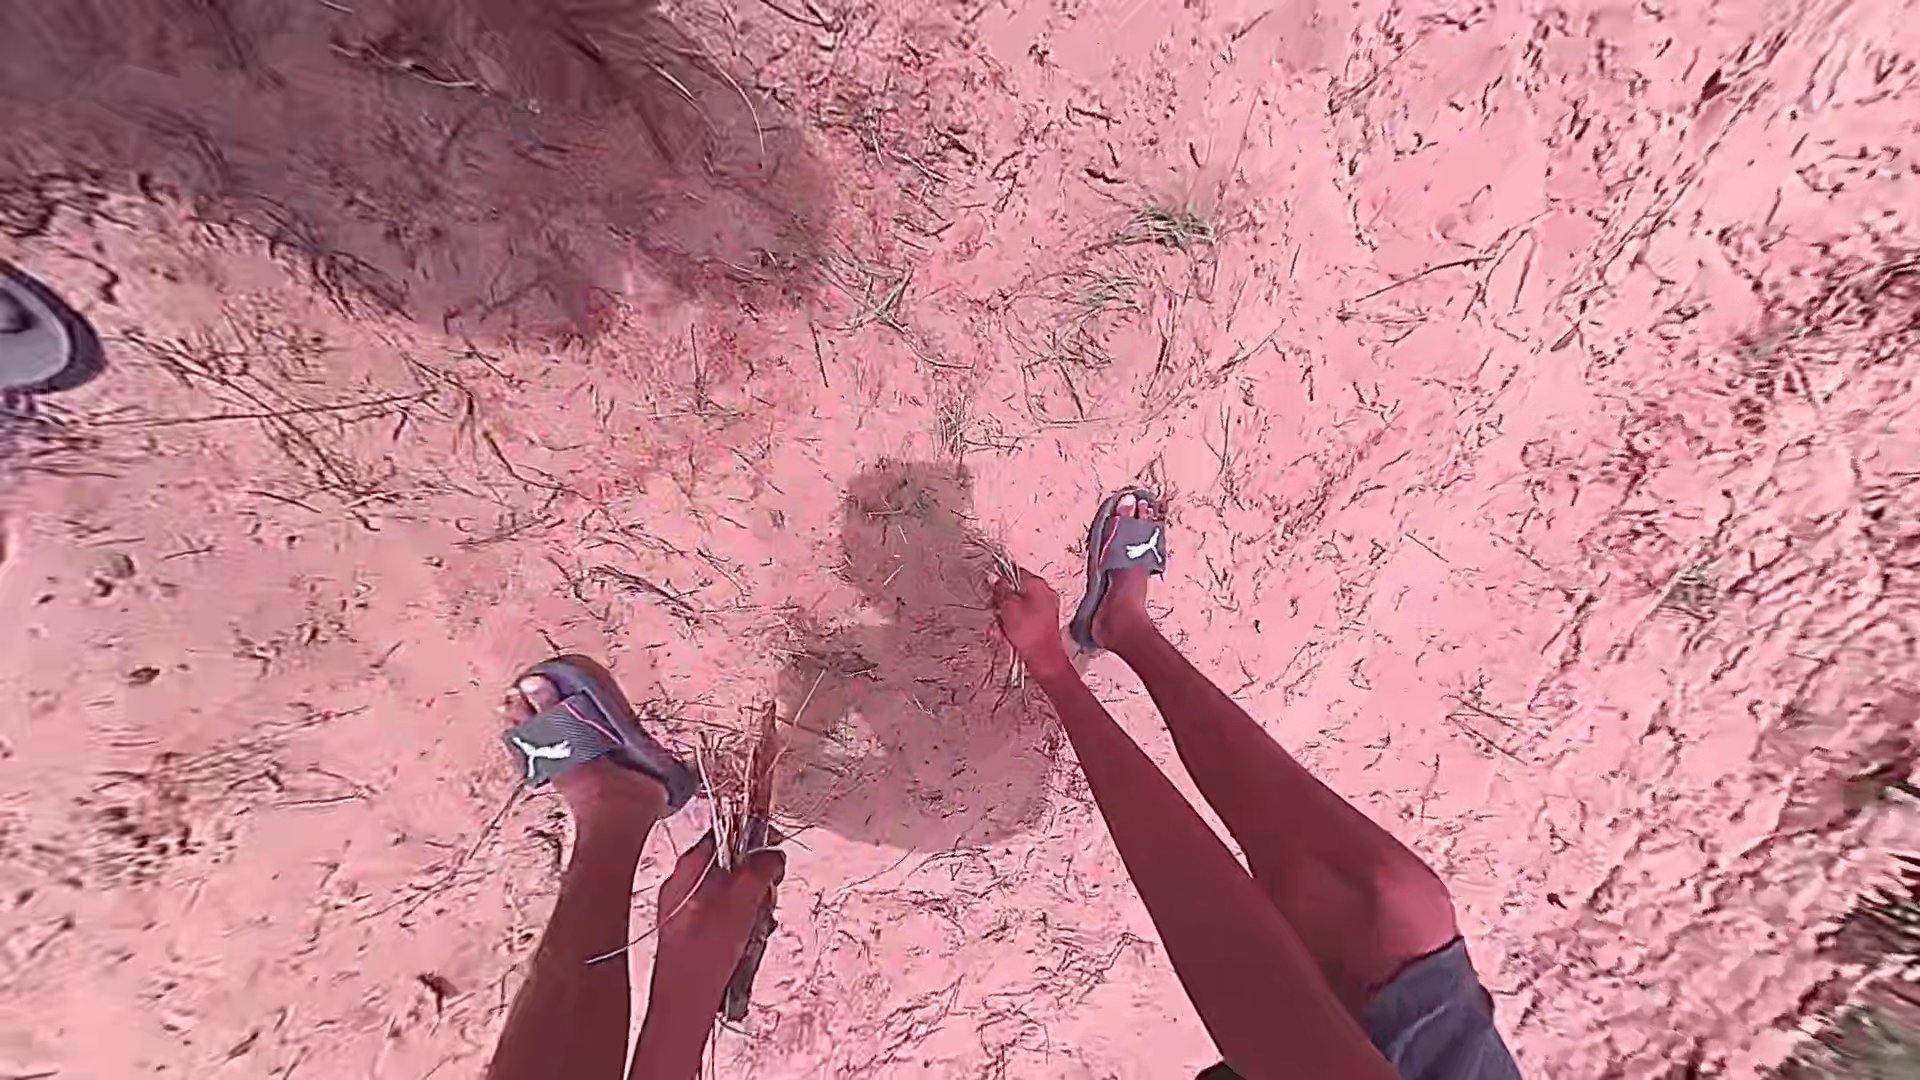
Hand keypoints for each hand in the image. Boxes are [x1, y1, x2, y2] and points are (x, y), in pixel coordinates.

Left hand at [652, 833, 782, 991]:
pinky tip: (748, 936)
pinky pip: (724, 911)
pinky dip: (741, 918)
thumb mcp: (745, 897)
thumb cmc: (704, 954)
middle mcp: (682, 883)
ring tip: (757, 921)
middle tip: (765, 892)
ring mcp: (685, 909)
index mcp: (688, 866)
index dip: (753, 835)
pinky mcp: (691, 932)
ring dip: (751, 900)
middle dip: (755, 876)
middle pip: (731, 861)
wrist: (684, 1006)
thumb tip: (773, 853)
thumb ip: (762, 866)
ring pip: (730, 888)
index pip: (726, 830)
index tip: (772, 844)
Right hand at [991, 568, 1070, 675]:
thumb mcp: (1008, 606)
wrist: (1043, 657)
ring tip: (1000, 627)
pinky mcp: (1043, 623)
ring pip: (1018, 606)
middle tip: (996, 610)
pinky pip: (1023, 619)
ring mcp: (1045, 609)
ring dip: (1005, 616)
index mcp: (1038, 584)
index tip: (992, 588)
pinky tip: (1006, 634)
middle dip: (1002, 602)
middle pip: (1016, 591)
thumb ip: (1000, 590)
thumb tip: (995, 578)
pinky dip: (1013, 625)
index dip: (1001, 581)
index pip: (1016, 572)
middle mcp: (1045, 594)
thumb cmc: (1029, 631)